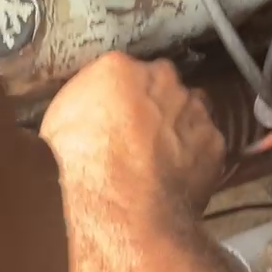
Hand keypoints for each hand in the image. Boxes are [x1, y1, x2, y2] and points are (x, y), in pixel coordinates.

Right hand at [39, 52, 225, 231]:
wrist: (123, 203)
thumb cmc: (80, 163)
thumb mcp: (57, 124)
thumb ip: (83, 104)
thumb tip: (89, 110)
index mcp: (117, 68)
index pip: (119, 71)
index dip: (114, 95)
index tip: (108, 115)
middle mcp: (162, 78)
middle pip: (159, 85)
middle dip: (150, 104)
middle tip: (132, 136)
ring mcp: (194, 109)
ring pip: (187, 111)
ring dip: (174, 128)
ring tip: (154, 160)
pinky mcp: (214, 143)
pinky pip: (203, 145)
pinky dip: (191, 157)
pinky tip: (172, 177)